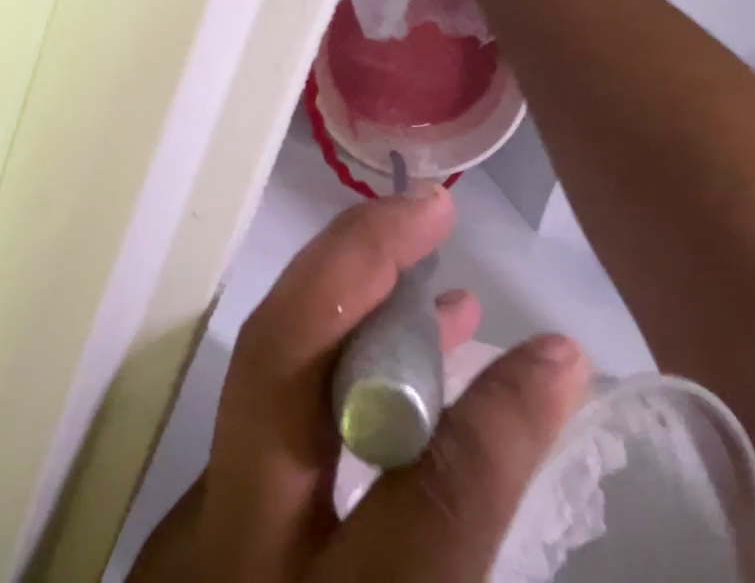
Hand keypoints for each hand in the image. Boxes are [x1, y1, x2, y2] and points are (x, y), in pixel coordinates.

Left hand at [129, 187, 589, 581]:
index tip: (560, 351)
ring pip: (266, 380)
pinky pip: (271, 419)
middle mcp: (241, 558)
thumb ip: (462, 515)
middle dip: (351, 268)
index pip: (430, 503)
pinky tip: (389, 366)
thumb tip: (534, 413)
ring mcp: (200, 535)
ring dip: (346, 301)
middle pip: (280, 373)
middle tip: (428, 207)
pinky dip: (332, 370)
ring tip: (429, 266)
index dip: (503, 419)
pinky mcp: (194, 532)